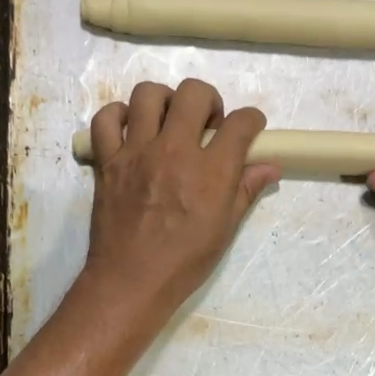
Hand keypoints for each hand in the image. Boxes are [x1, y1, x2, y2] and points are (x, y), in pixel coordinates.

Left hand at [81, 79, 279, 317]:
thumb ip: (245, 192)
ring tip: (168, 123)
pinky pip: (105, 119)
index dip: (251, 121)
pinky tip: (130, 131)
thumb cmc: (184, 263)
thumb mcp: (224, 230)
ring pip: (148, 95)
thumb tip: (269, 168)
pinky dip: (117, 117)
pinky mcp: (107, 162)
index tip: (249, 130)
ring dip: (164, 101)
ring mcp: (136, 152)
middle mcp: (175, 151)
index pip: (241, 123)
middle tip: (206, 125)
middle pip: (193, 93)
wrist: (131, 282)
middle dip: (208, 101)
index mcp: (211, 172)